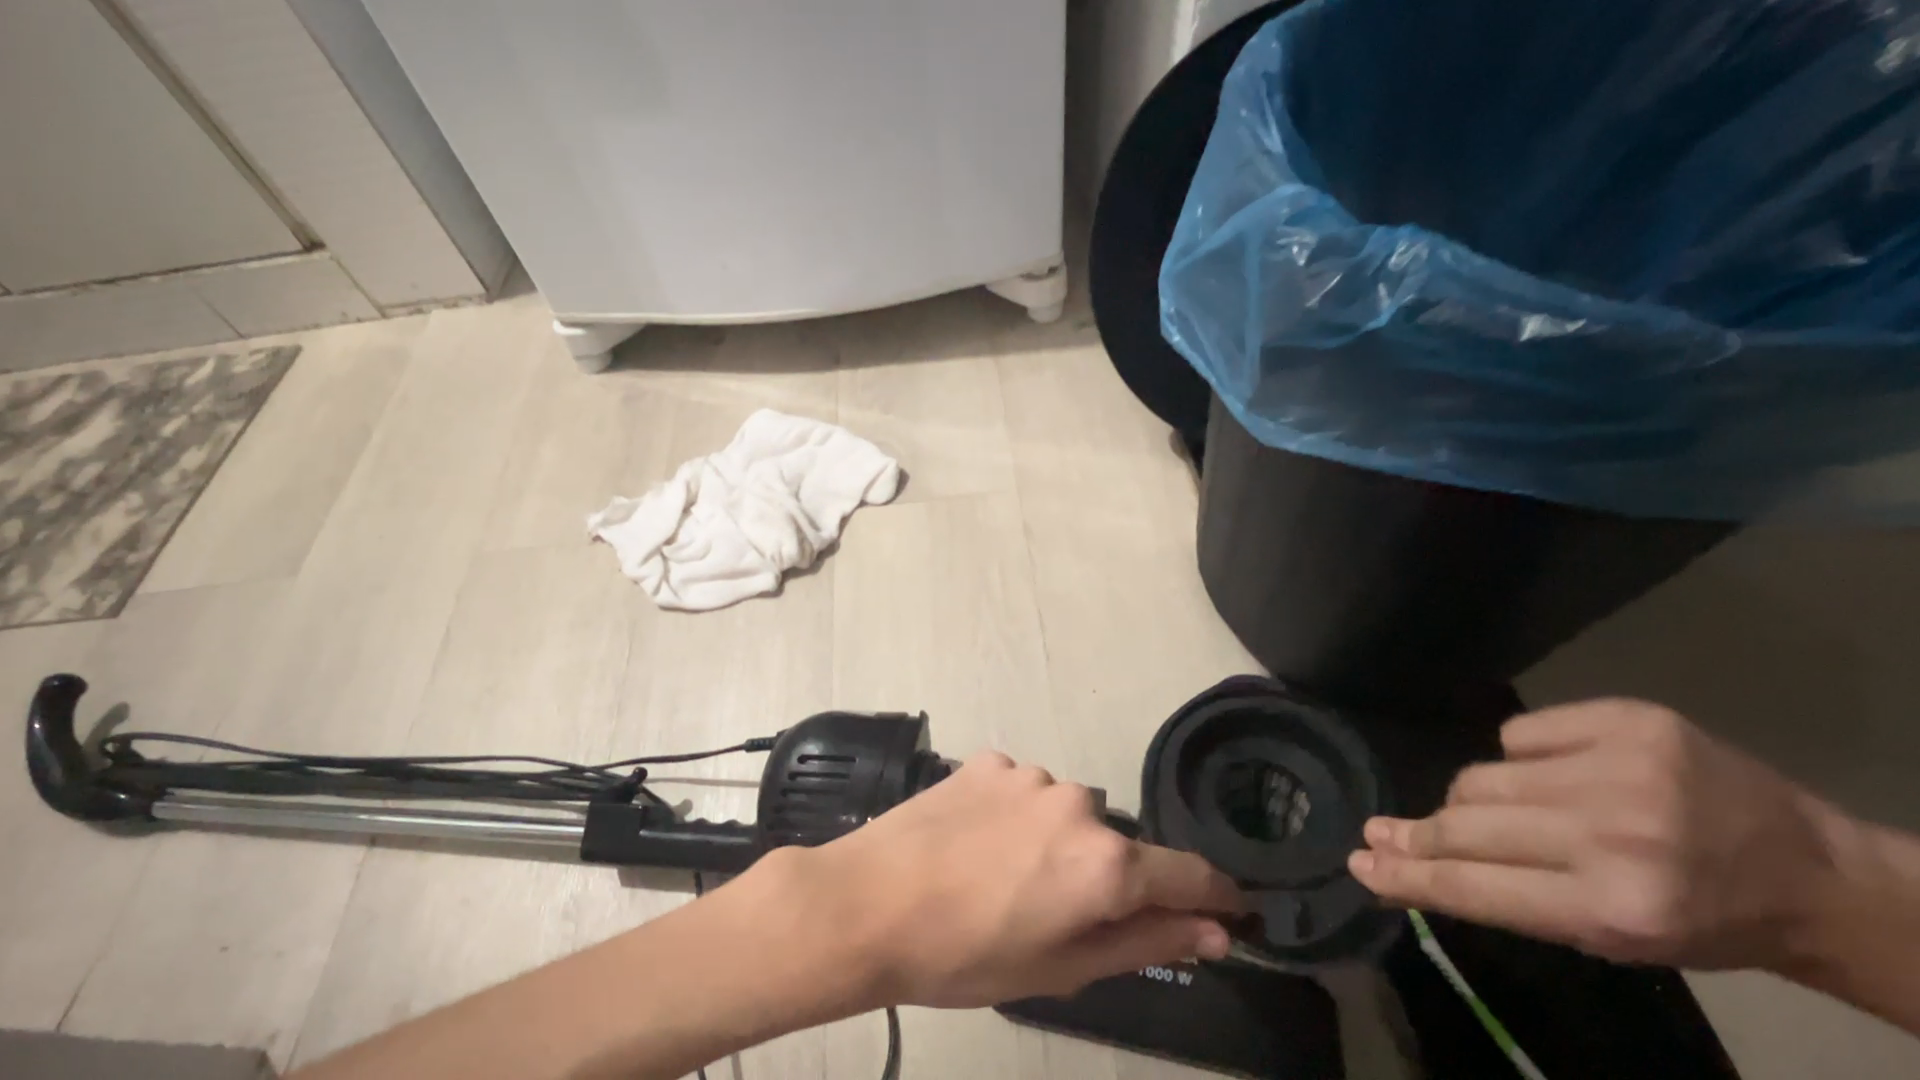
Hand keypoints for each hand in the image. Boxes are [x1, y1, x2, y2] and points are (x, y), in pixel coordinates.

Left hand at [760, 751, 1242, 1008]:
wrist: (866, 904)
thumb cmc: (964, 956)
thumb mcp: (1060, 968)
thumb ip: (1145, 943)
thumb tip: (1214, 932)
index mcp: (1106, 863)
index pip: (1188, 874)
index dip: (1213, 895)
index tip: (1227, 910)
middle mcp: (1079, 805)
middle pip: (1116, 845)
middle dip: (1101, 878)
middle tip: (1048, 915)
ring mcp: (1031, 775)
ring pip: (1067, 816)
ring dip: (1053, 844)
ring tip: (999, 879)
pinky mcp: (989, 761)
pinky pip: (1023, 791)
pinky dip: (1015, 817)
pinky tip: (976, 843)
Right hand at [1348, 699, 1844, 969]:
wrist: (1807, 870)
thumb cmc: (1698, 920)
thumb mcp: (1605, 937)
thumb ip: (1504, 898)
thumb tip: (1405, 865)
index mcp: (1613, 908)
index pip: (1473, 886)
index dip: (1406, 875)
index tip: (1360, 861)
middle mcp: (1612, 835)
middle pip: (1466, 823)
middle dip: (1419, 833)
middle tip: (1384, 833)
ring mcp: (1619, 768)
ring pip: (1484, 774)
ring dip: (1477, 798)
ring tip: (1505, 813)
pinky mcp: (1627, 719)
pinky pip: (1520, 733)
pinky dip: (1522, 756)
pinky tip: (1554, 774)